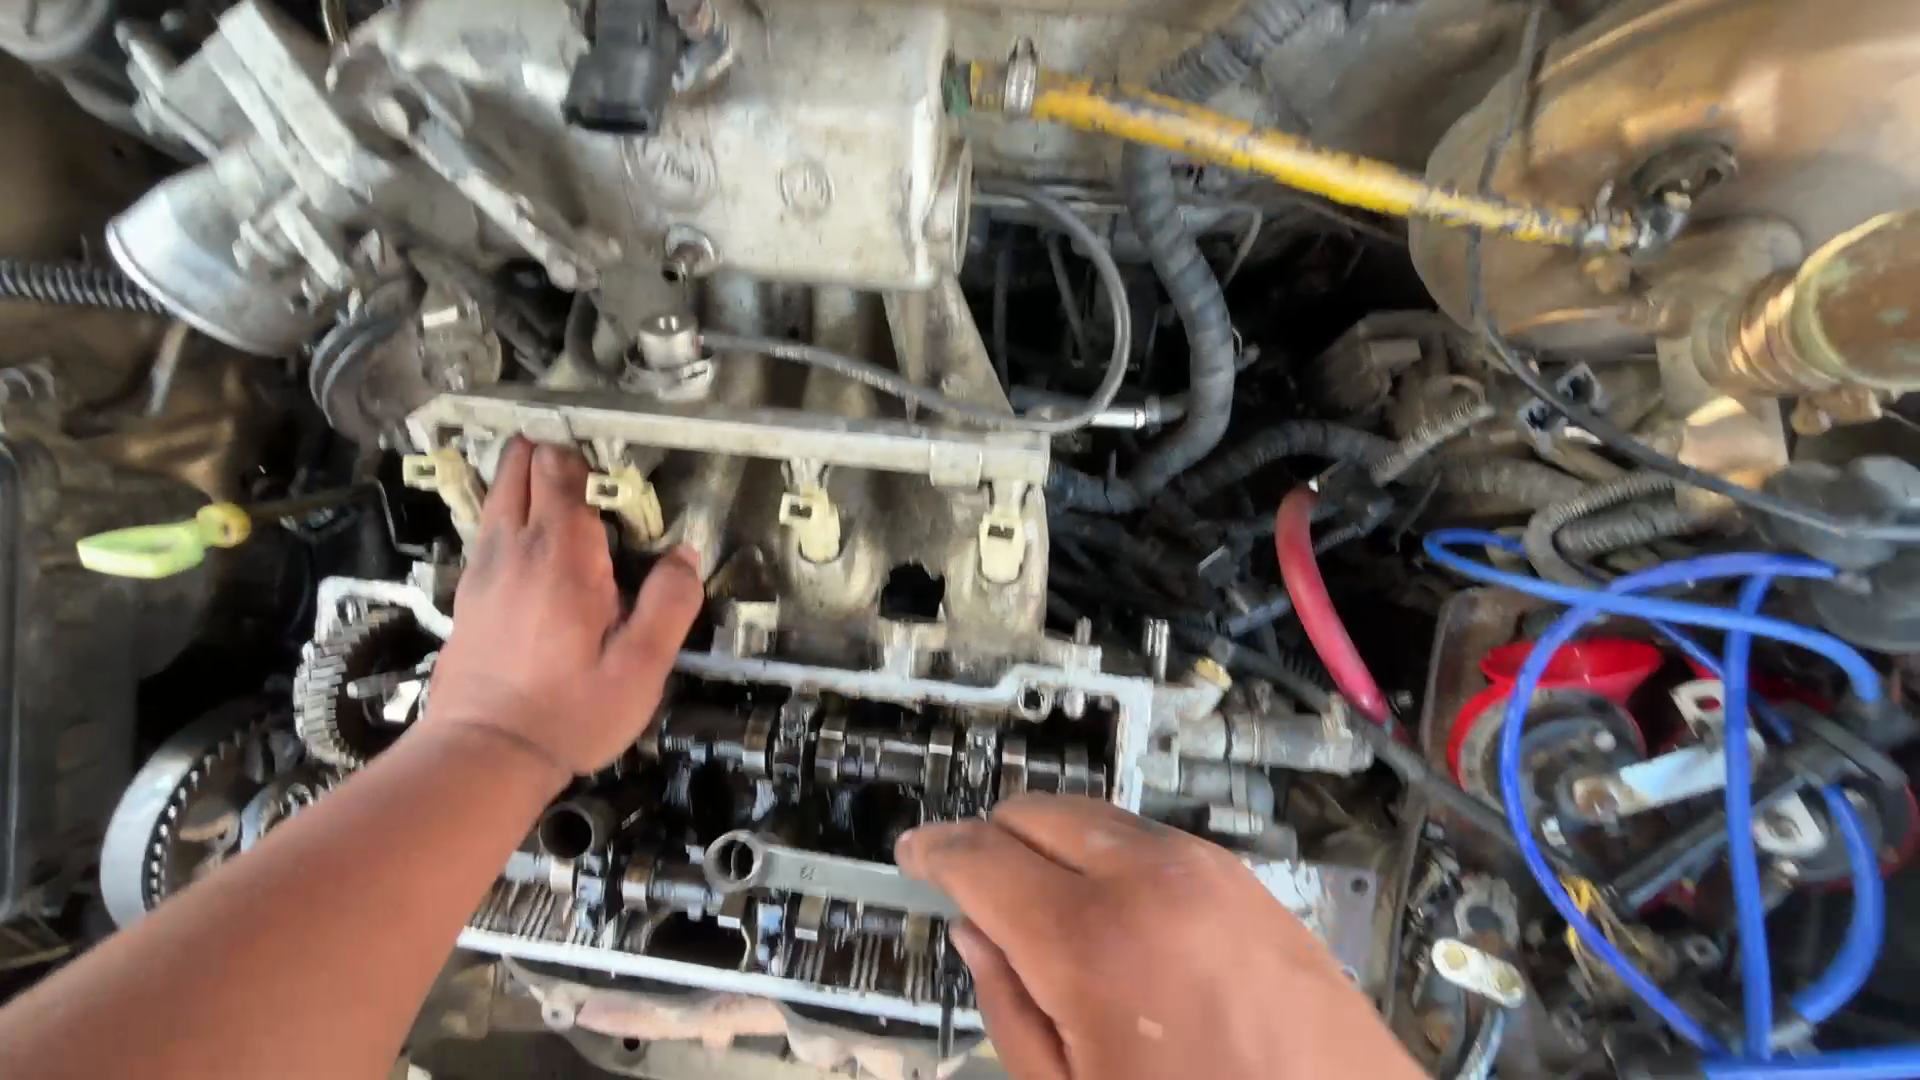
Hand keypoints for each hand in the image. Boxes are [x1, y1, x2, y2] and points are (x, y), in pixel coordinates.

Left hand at [426, 439, 703, 774]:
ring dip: (518, 474)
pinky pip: (487, 530)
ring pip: (496, 497)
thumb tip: (686, 555)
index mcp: (563, 557)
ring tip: (541, 463)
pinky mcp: (468, 595)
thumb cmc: (571, 710)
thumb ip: (671, 602)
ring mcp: (484, 571)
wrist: (483, 755)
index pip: (563, 477)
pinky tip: (520, 523)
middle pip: (521, 474)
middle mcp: (516, 551)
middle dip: (544, 452)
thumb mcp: (643, 665)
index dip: (583, 458)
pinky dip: (503, 509)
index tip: (608, 460)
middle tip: (572, 448)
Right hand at [896, 796, 1424, 1079]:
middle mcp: (1148, 877)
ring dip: (1048, 840)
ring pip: (1090, 816)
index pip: (983, 858)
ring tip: (1036, 894)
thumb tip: (976, 931)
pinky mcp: (1243, 876)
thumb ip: (1010, 1007)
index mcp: (1094, 941)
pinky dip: (1103, 853)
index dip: (937, 850)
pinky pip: (1145, 838)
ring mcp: (1203, 867)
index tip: (914, 852)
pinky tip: (1106, 905)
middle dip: (991, 836)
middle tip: (968, 876)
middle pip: (1036, 812)